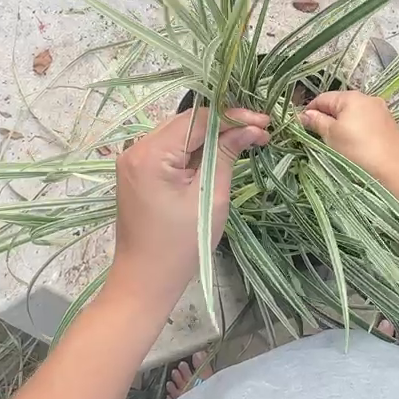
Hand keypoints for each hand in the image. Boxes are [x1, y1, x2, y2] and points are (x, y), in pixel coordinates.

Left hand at [110, 108, 269, 310]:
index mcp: (150, 153)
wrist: (145, 281)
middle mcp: (136, 148)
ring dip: (212, 135)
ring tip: (247, 139)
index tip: (264, 122)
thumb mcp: (210, 196)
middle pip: (187, 122)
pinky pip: (171, 149)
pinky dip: (196, 149)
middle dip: (225, 123)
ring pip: (180, 133)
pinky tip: (220, 152)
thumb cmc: (181, 245)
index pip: (198, 119)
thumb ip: (226, 155)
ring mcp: (134, 159)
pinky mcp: (138, 171)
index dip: (233, 117)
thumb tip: (251, 128)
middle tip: (260, 130)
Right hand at [300, 91, 398, 177]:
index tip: (301, 125)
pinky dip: (357, 130)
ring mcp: (381, 111)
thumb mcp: (332, 135)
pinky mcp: (389, 125)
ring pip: (354, 114)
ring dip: (342, 125)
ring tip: (335, 143)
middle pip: (339, 105)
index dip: (310, 110)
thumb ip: (317, 122)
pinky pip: (366, 123)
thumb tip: (305, 114)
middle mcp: (368, 99)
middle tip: (317, 136)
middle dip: (327, 118)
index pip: (323, 98)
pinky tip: (355, 145)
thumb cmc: (358, 150)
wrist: (395, 169)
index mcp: (351, 97)